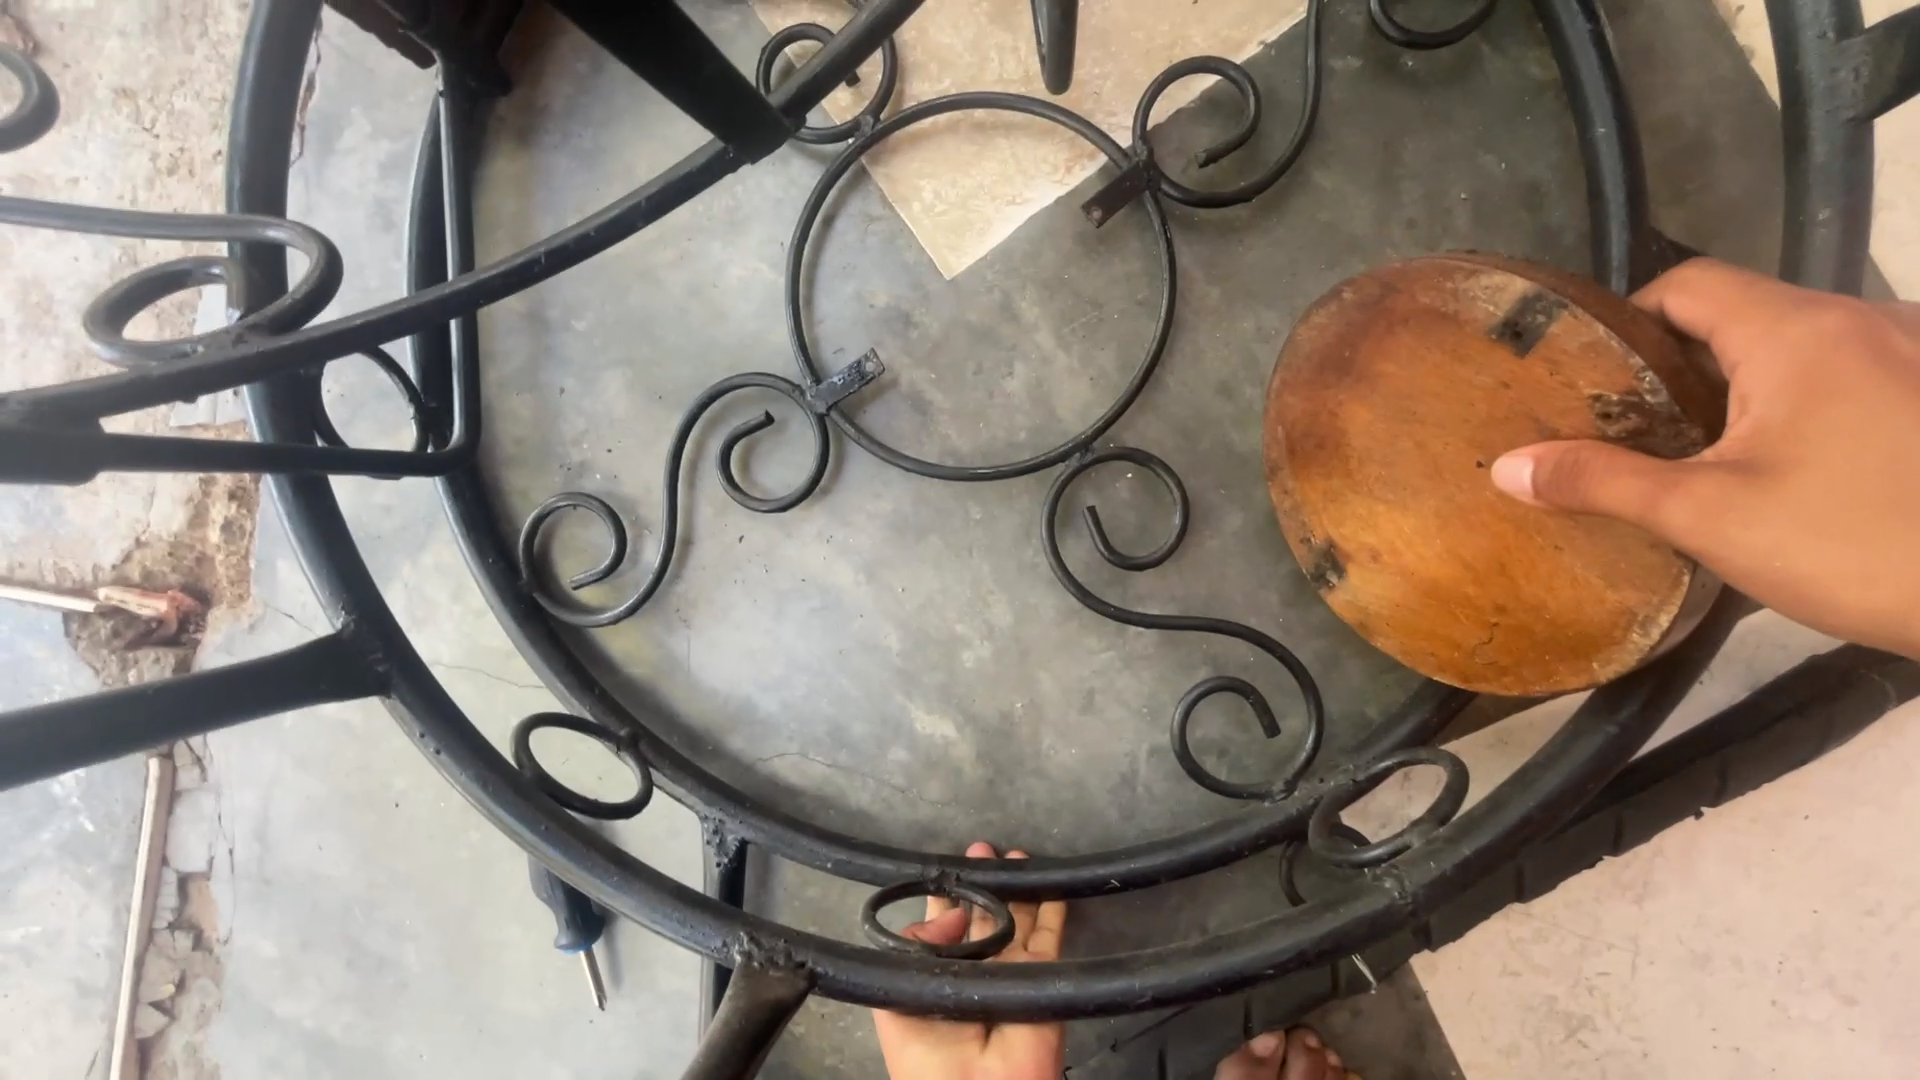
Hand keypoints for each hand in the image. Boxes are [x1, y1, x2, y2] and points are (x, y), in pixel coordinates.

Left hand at [871, 842, 1067, 1079]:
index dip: (950, 898)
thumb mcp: (898, 1001)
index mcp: (944, 978)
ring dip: (1020, 888)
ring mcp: (1013, 974)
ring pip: (1020, 920)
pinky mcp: (1042, 977)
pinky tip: (1051, 882)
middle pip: (986, 917)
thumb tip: (954, 914)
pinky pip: (1050, 936)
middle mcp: (980, 972)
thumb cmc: (926, 1056)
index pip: (949, 928)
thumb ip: (913, 948)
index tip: (953, 867)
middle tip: (985, 849)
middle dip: (986, 882)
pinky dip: (1054, 908)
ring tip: (1018, 855)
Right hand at [1490, 258, 1919, 658]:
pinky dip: (1782, 409)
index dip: (1621, 319)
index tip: (1582, 377)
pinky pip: (1838, 380)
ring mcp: (1914, 360)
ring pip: (1789, 351)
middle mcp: (1868, 325)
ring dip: (1725, 391)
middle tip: (1611, 424)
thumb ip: (1600, 482)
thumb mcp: (1707, 515)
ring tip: (1675, 450)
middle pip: (1735, 316)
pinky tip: (1763, 467)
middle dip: (1664, 365)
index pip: (1687, 285)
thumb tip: (1506, 469)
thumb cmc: (1861, 542)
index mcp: (1802, 334)